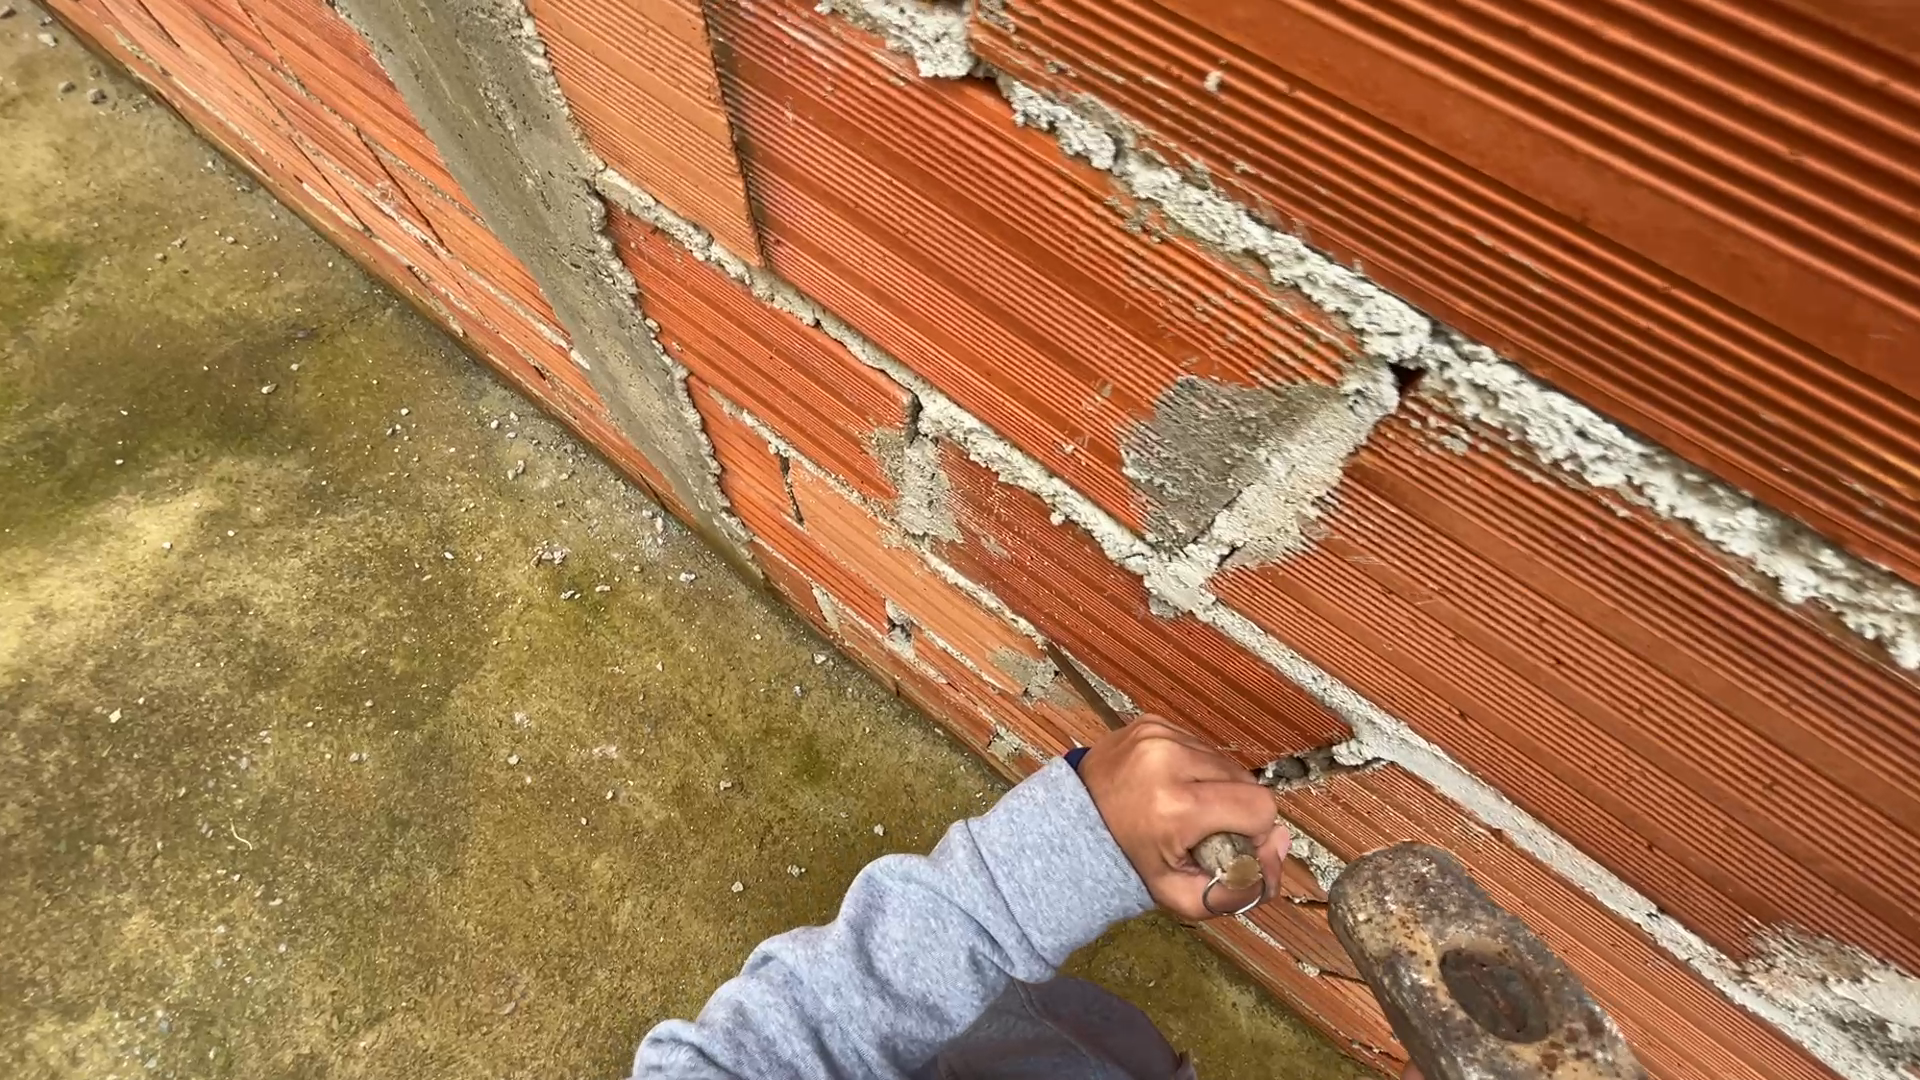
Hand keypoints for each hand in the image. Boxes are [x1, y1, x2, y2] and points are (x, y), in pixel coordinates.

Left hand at [1076, 717, 1287, 920]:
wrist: (1071, 820)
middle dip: (1238, 811)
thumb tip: (1280, 844)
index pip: (1260, 808)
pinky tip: (1173, 786)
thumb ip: (1243, 886)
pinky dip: (1196, 767)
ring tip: (1187, 808)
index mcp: (1176, 805)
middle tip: (1208, 831)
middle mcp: (1168, 759)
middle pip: (1247, 782)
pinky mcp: (1151, 722)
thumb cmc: (1125, 859)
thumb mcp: (1182, 896)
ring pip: (1225, 762)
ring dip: (1218, 787)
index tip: (1235, 847)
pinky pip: (1199, 745)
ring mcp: (1157, 734)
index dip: (1258, 834)